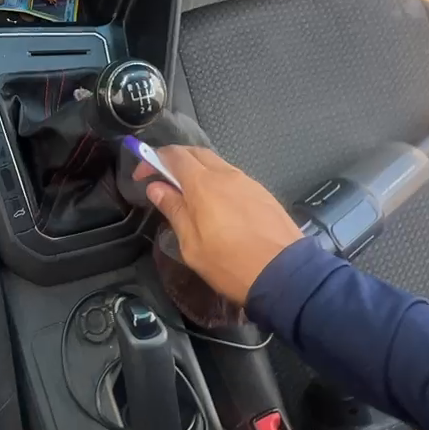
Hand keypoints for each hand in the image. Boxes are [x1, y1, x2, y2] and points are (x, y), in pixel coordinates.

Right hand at [134, 147, 301, 303]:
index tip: (142, 175)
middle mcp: (226, 174)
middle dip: (175, 160)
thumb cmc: (231, 264)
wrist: (287, 276)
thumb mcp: (192, 244)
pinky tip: (216, 204)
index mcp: (203, 184)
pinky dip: (217, 181)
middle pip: (195, 153)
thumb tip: (156, 188)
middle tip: (162, 179)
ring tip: (188, 194)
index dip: (153, 159)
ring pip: (216, 164)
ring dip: (197, 170)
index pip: (173, 155)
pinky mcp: (263, 193)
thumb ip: (174, 210)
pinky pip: (233, 178)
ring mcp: (248, 182)